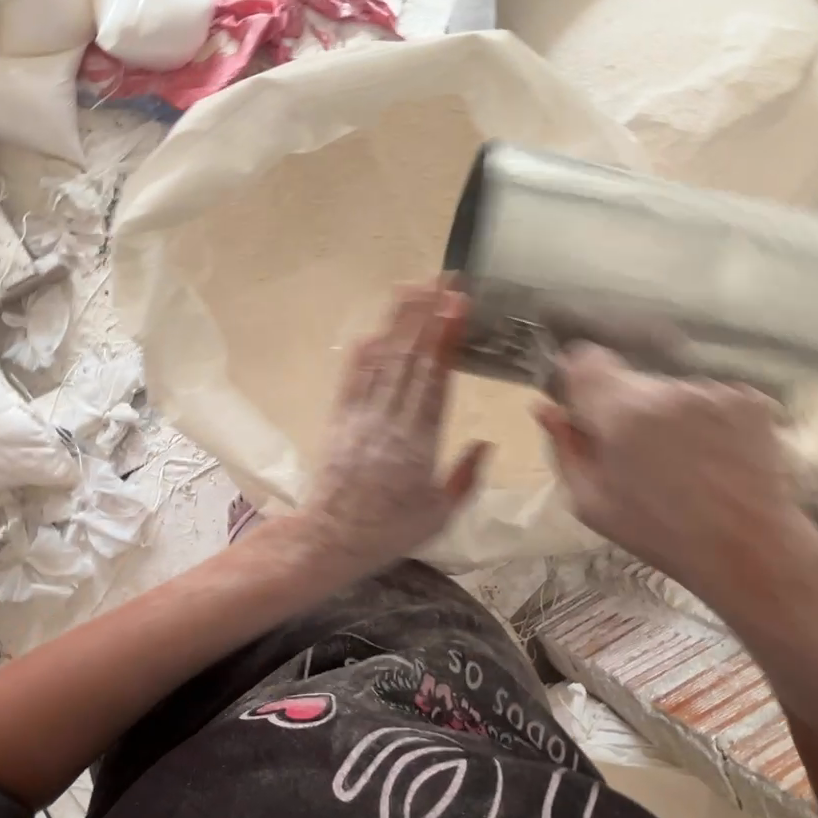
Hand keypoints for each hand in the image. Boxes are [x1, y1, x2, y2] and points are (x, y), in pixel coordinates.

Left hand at [291, 282, 489, 575]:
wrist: (331, 538)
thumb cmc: (391, 531)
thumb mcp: (440, 514)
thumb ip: (465, 478)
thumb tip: (486, 442)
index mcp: (420, 442)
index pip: (436, 378)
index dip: (446, 338)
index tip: (458, 305)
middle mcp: (391, 420)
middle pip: (410, 357)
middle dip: (427, 314)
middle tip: (443, 279)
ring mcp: (361, 416)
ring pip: (382, 359)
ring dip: (398, 321)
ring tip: (414, 287)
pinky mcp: (339, 418)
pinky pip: (352, 377)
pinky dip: (364, 350)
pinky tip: (376, 327)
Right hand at [535, 344, 817, 612]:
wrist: (746, 548)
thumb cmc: (658, 533)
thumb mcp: (590, 503)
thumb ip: (565, 448)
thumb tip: (545, 408)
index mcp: (622, 414)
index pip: (588, 362)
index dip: (582, 380)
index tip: (585, 405)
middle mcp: (668, 390)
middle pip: (631, 382)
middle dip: (627, 409)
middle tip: (638, 455)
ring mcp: (714, 392)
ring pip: (672, 393)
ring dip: (668, 417)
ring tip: (682, 463)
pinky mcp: (750, 400)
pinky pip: (710, 400)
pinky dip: (706, 422)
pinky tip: (713, 457)